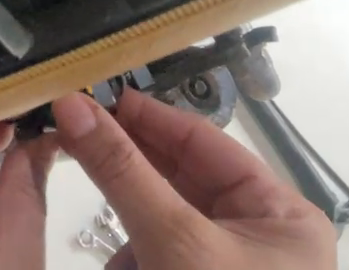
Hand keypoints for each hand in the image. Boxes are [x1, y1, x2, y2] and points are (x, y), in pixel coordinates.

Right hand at [51, 93, 335, 269]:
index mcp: (278, 212)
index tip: (87, 95)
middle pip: (178, 175)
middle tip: (71, 138)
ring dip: (127, 228)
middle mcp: (259, 234)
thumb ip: (121, 170)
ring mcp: (229, 267)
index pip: (200, 138)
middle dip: (128, 171)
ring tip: (116, 250)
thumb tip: (70, 102)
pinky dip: (131, 259)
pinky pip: (157, 254)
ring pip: (161, 216)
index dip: (144, 112)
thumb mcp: (175, 242)